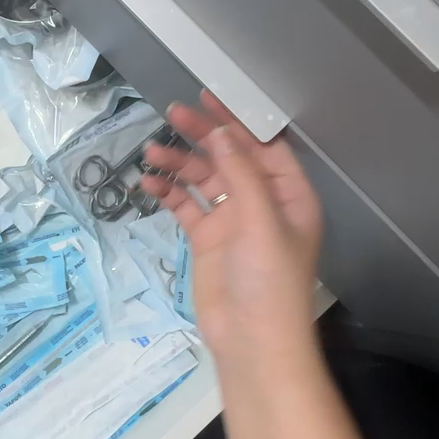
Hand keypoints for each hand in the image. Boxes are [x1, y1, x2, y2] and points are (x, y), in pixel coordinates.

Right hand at [140, 92, 323, 362]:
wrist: (252, 340)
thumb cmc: (269, 280)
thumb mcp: (261, 221)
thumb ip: (241, 174)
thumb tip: (220, 132)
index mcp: (289, 195)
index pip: (263, 146)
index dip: (237, 122)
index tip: (209, 98)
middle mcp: (262, 202)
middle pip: (229, 158)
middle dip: (202, 136)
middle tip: (173, 114)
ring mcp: (233, 220)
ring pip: (204, 179)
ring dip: (179, 164)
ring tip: (150, 153)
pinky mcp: (208, 238)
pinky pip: (186, 206)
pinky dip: (169, 193)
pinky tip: (149, 184)